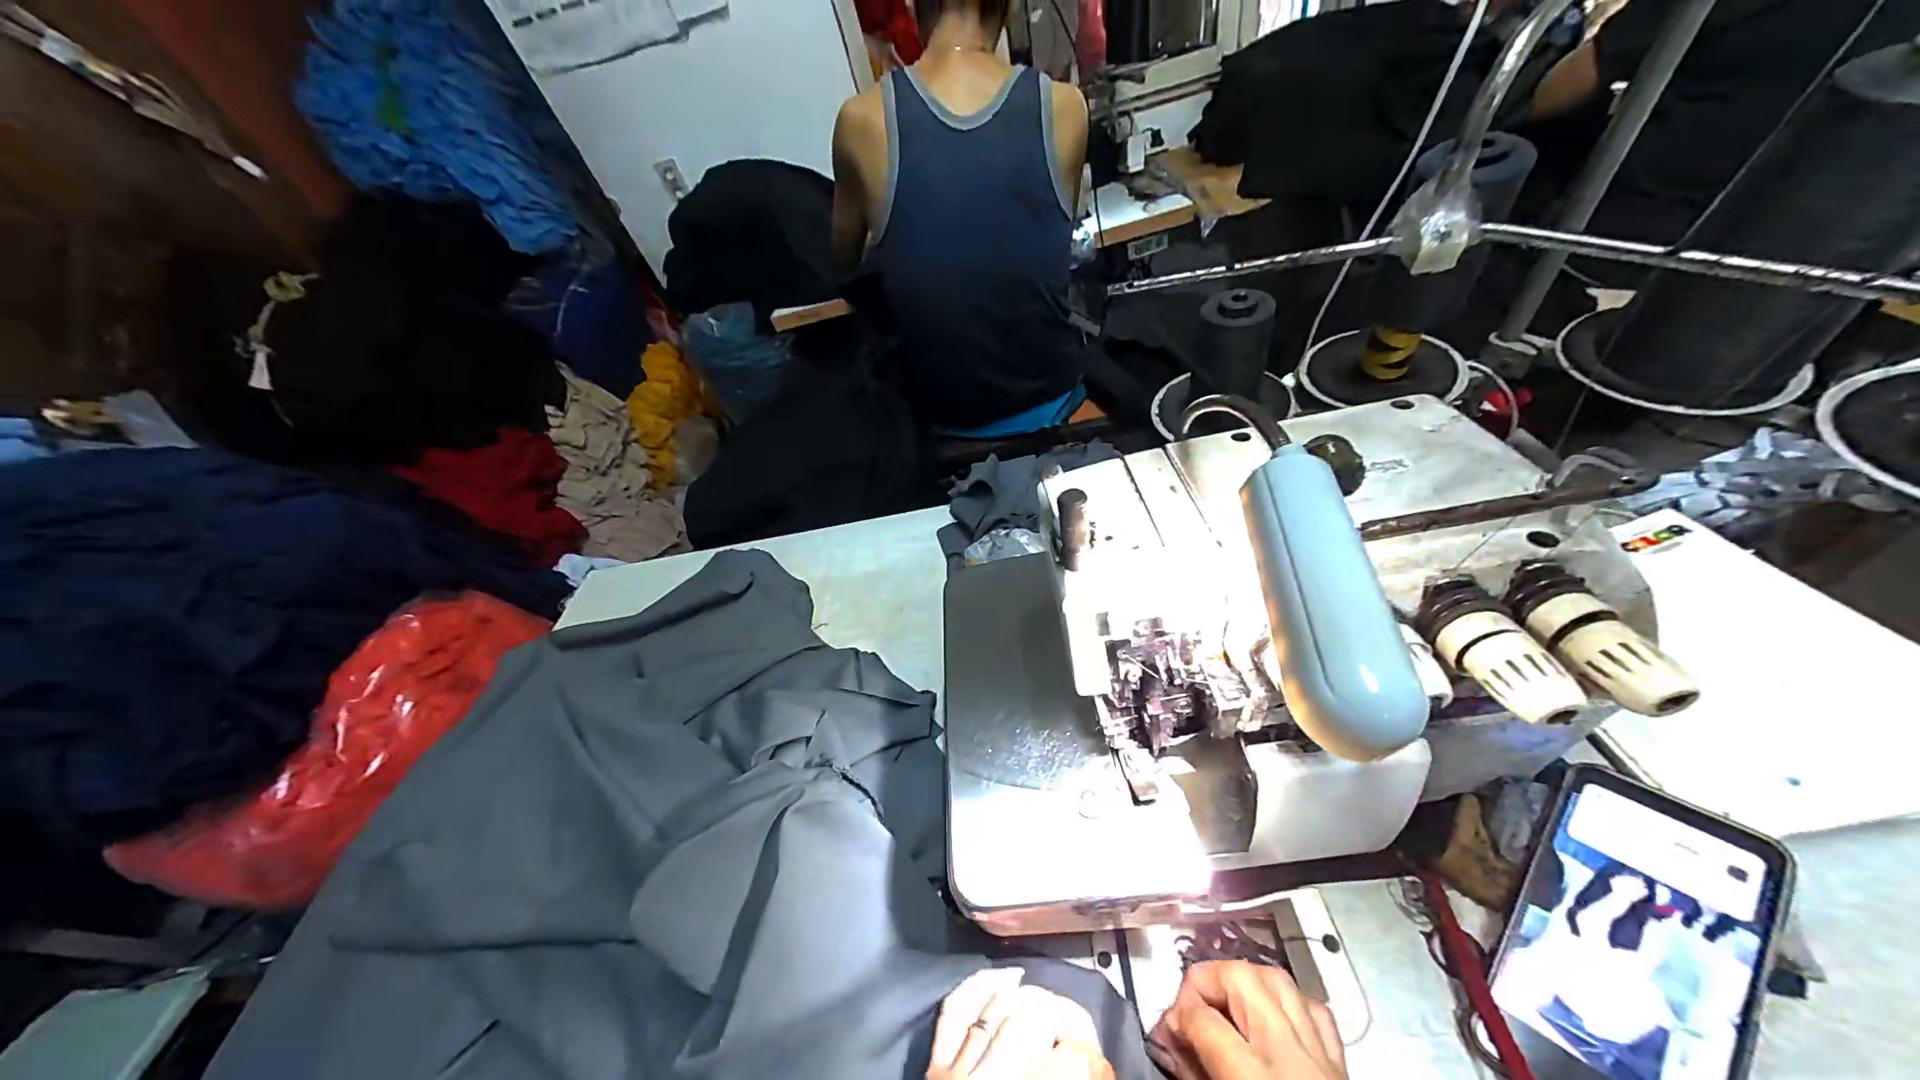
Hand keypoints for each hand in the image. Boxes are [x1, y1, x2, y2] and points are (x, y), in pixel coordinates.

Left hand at [927, 968, 1116, 1079]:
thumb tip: (1096, 1074)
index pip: (1073, 1060)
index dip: (1096, 1064)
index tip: (1103, 1074)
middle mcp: (992, 1079)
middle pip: (1033, 1015)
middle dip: (1065, 1017)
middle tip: (1079, 1039)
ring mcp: (957, 1069)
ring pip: (996, 1006)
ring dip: (1028, 1000)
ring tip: (1049, 1010)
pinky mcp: (934, 1067)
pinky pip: (955, 1013)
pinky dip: (977, 990)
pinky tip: (1003, 981)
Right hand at [1149, 961, 1346, 1079]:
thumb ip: (1197, 1075)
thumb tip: (1176, 1047)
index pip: (1203, 1020)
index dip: (1176, 1018)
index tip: (1169, 1033)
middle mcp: (1290, 1058)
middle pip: (1241, 979)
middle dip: (1206, 982)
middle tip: (1191, 1011)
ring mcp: (1321, 1058)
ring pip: (1278, 981)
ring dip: (1244, 982)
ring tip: (1225, 1004)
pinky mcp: (1342, 1068)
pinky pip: (1313, 1011)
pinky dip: (1287, 1003)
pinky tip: (1272, 1019)